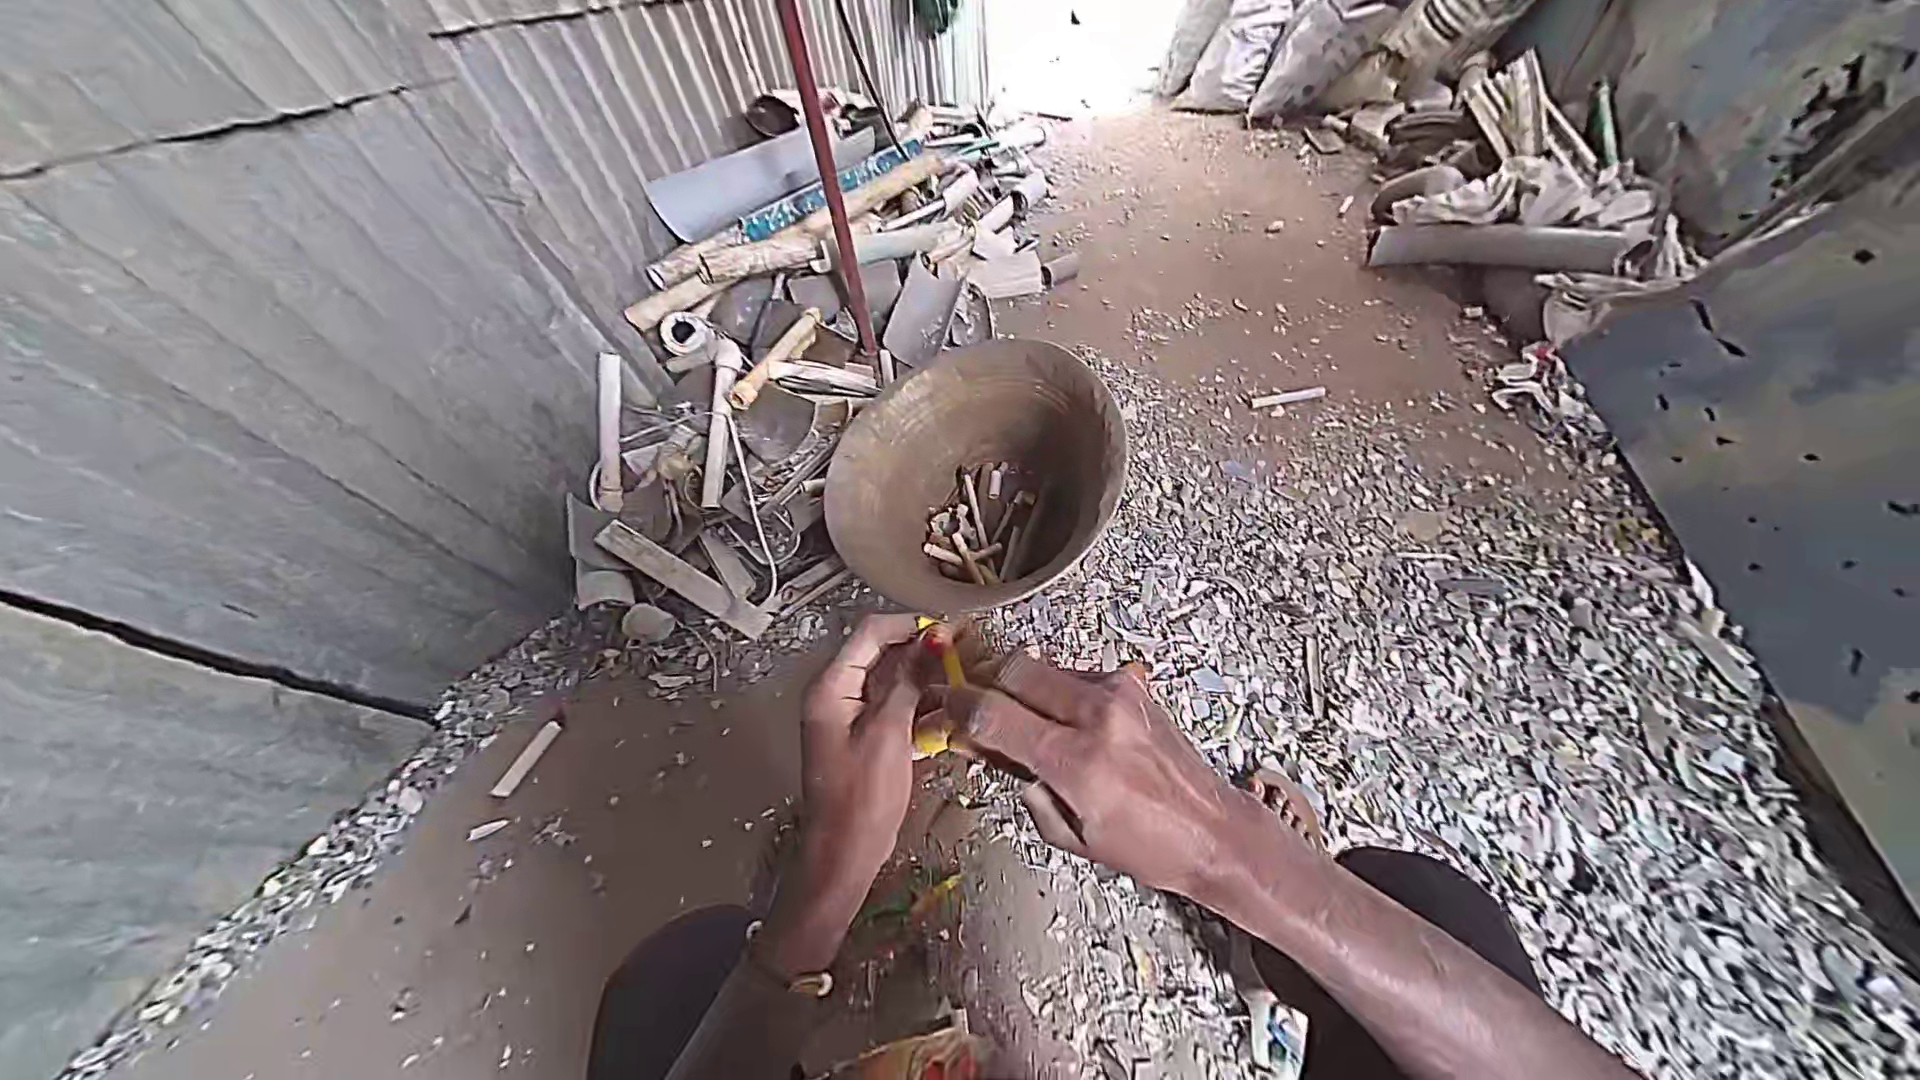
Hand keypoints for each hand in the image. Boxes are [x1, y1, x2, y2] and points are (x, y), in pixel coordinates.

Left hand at [757, 614, 930, 975]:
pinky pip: (896, 705)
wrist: (844, 857)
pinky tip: (951, 709)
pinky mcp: (867, 734)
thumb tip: (934, 636)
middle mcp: (838, 691)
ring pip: (894, 679)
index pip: (871, 632)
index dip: (910, 625)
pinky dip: (921, 704)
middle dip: (923, 650)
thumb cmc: (861, 797)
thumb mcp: (889, 732)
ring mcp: (852, 713)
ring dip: (927, 678)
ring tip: (966, 678)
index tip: (951, 629)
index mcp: (832, 685)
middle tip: (965, 652)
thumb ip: (910, 680)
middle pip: (883, 653)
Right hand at [946, 654, 1301, 904]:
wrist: (1214, 829)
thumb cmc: (1145, 847)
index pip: (995, 714)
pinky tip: (1064, 719)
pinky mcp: (1130, 683)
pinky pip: (1072, 672)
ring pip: (1042, 665)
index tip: (945, 706)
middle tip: (981, 707)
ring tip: (1029, 721)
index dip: (960, 707)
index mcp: (1078, 762)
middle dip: (989, 685)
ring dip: (1023, 688)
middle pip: (1015, 669)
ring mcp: (1116, 692)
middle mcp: (1097, 715)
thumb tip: (983, 744)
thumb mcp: (1069, 832)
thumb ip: (1020, 783)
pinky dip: (1055, 690)